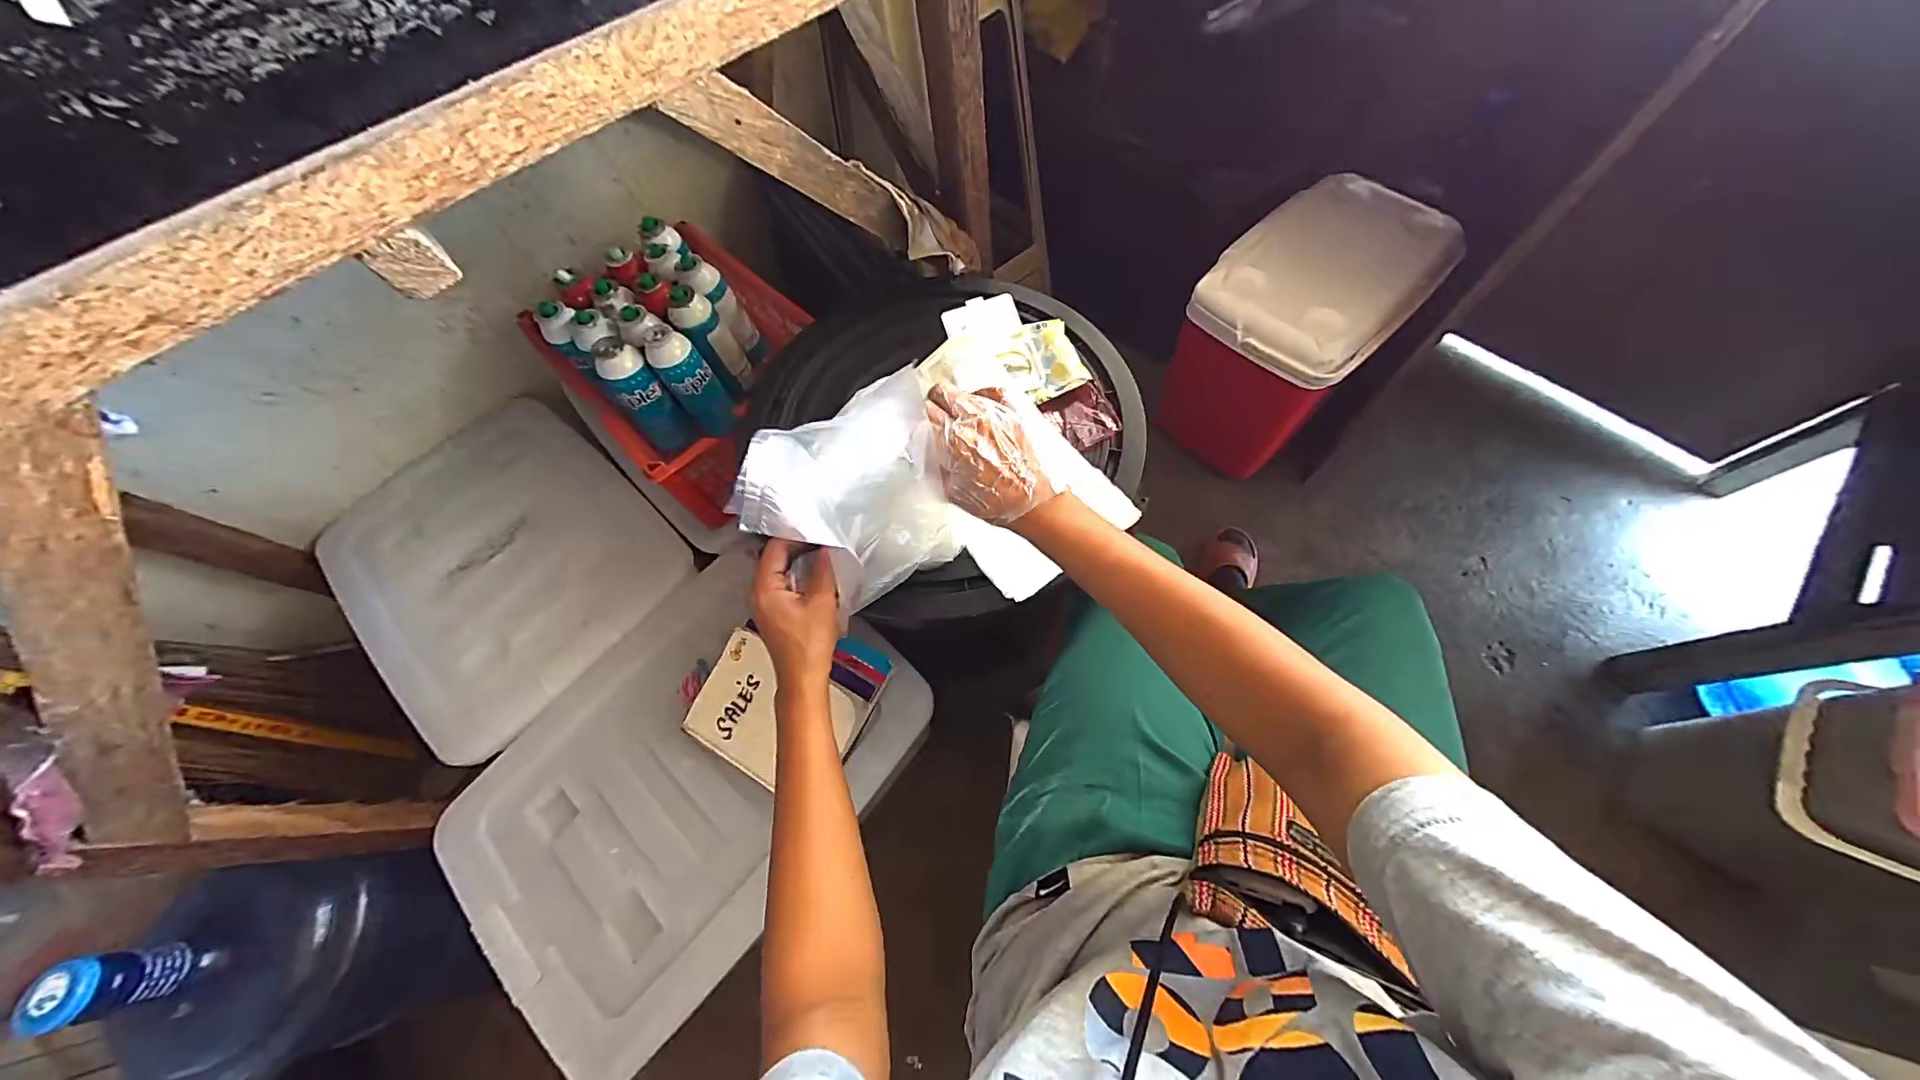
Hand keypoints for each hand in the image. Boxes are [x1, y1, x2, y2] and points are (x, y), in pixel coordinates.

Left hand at [752, 537, 842, 686]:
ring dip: (796, 561)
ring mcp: (763, 604)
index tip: (814, 528)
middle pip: (772, 558)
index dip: (794, 535)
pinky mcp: (772, 613)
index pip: (774, 549)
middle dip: (795, 546)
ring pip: (777, 571)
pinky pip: (780, 584)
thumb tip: (824, 550)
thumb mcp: (822, 602)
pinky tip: (813, 574)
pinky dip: (795, 575)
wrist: (803, 678)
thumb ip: (822, 571)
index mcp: (764, 588)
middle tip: (819, 537)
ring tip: (819, 551)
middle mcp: (757, 594)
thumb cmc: (810, 645)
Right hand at [924, 384, 1056, 525]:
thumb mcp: (951, 489)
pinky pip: (994, 392)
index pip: (928, 411)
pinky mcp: (1014, 413)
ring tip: (961, 416)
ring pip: (966, 391)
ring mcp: (996, 414)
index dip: (924, 417)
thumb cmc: (996, 502)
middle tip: (939, 414)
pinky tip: (982, 405)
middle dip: (937, 403)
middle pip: (943, 392)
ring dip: (958, 401)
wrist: (1031, 502)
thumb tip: (925, 445)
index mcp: (955, 440)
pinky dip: (984, 396)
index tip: (926, 422)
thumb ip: (934, 461)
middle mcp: (974, 422)